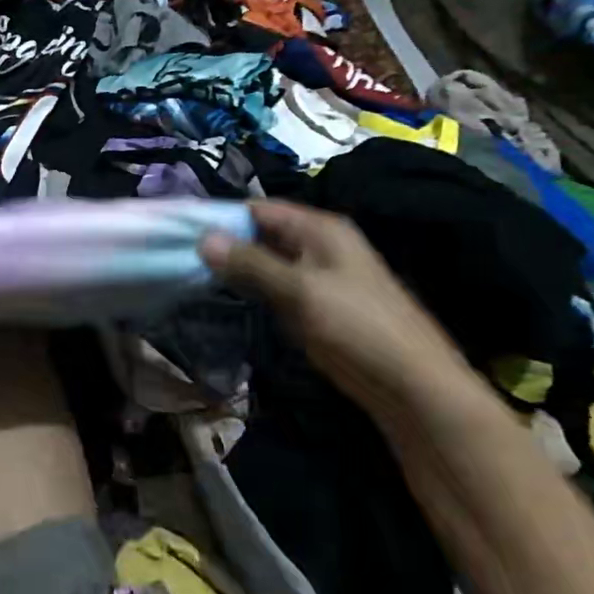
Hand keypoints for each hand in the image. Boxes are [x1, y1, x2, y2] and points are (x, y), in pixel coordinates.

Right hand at [201, 200, 462, 407]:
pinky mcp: (317, 307)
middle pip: (264, 234)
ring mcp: (318, 278)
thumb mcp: (300, 290)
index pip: (262, 209)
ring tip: (193, 273)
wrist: (411, 384)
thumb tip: (204, 238)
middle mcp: (318, 245)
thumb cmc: (357, 326)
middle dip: (229, 243)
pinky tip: (227, 298)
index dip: (225, 215)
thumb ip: (252, 263)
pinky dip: (255, 291)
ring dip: (239, 268)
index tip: (185, 227)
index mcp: (320, 228)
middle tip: (182, 254)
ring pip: (268, 263)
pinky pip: (277, 289)